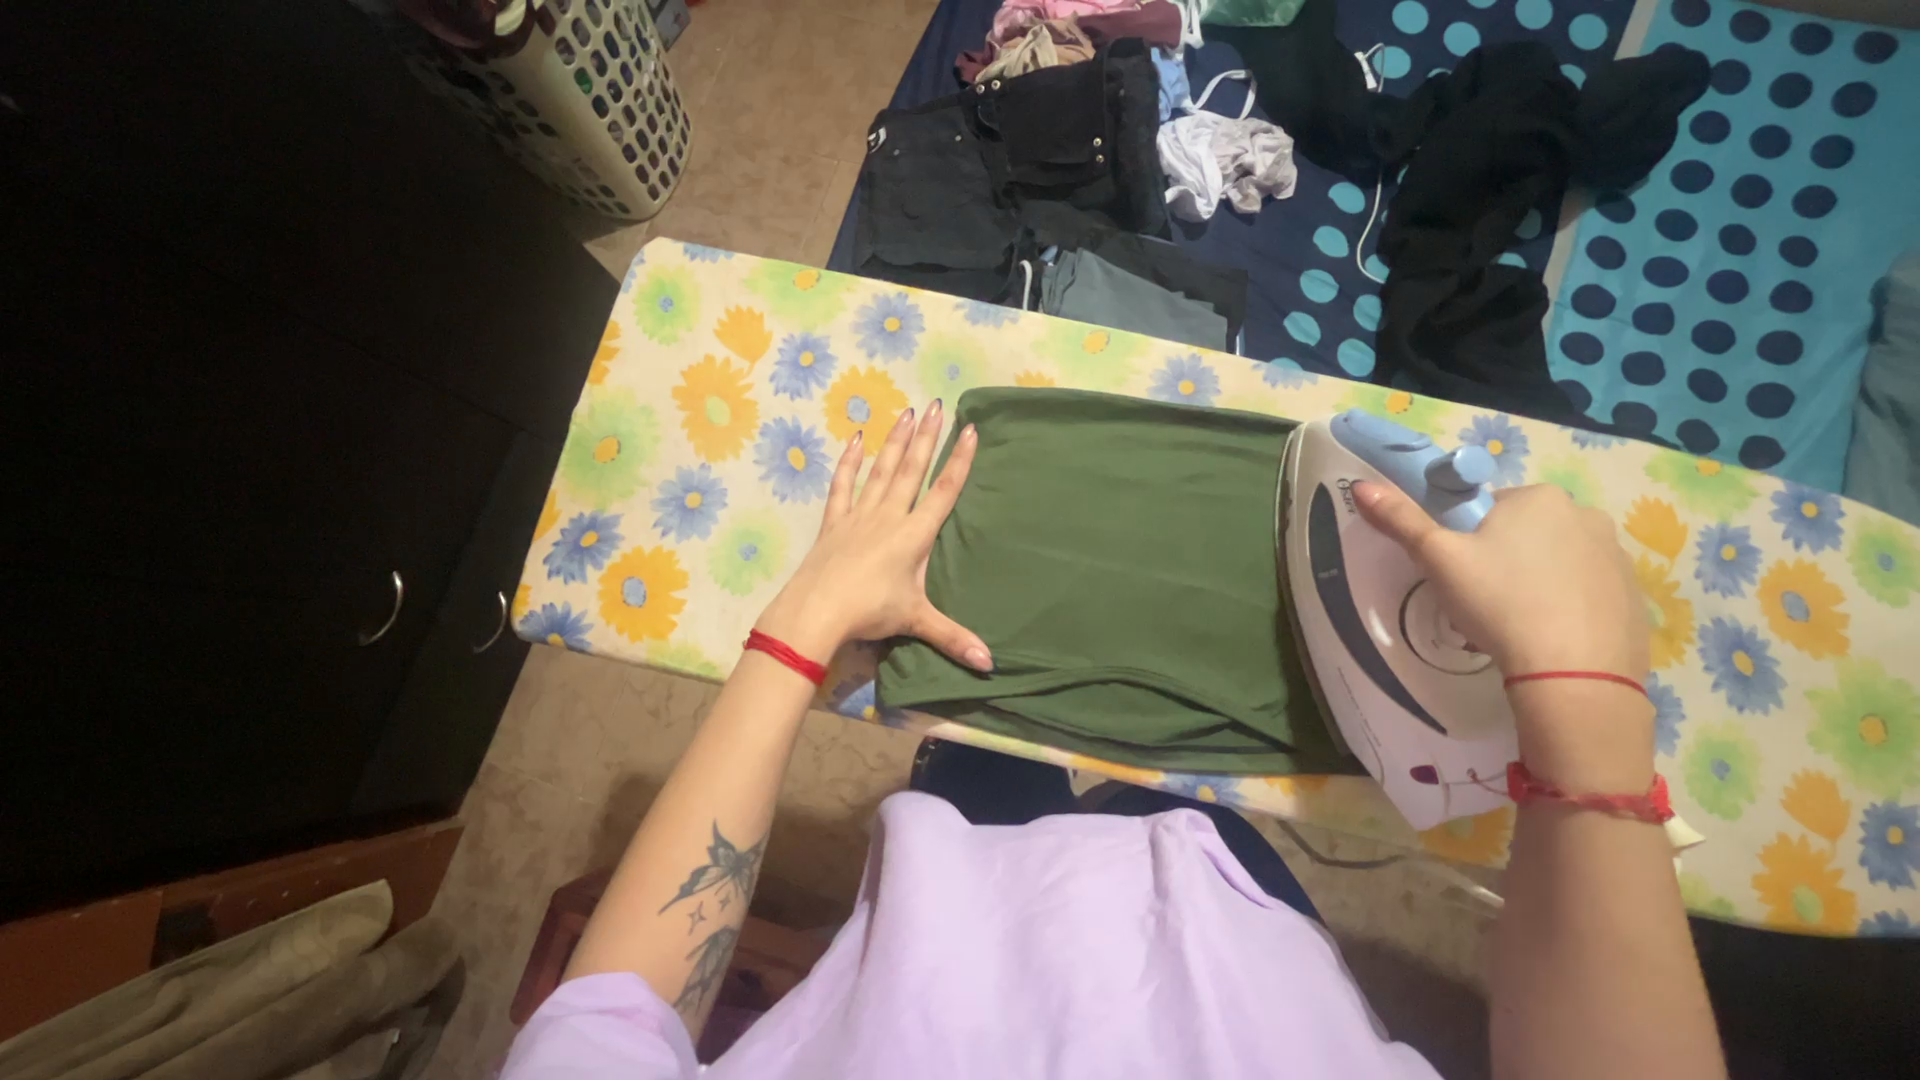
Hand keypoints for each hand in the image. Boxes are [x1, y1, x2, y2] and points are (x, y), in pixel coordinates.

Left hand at [754, 400, 990, 670]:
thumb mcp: (916, 622)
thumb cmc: (869, 612)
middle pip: (912, 470)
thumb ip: (953, 638)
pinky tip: (857, 440)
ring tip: (907, 412)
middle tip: (937, 404)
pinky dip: (850, 462)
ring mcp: (859, 515)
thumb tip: (990, 664)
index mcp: (913, 535)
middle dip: (927, 437)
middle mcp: (889, 516)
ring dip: (895, 441)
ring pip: (882, 470)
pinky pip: (844, 485)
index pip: (943, 491)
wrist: (816, 610)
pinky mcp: (834, 521)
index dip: (959, 461)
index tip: (970, 430)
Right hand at [1351, 482, 1648, 683]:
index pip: (1489, 508)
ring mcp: (1617, 556)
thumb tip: (1360, 486)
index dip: (1465, 538)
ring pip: (1556, 561)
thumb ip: (1400, 519)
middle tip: (1479, 598)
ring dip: (1534, 580)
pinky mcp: (1633, 595)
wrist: (1573, 670)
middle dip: (1501, 558)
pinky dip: (1565, 606)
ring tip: (1512, 622)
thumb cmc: (1498, 601)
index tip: (1458, 570)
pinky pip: (1586, 591)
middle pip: (1524, 532)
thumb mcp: (1437, 558)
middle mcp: (1586, 515)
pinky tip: (1546, 634)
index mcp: (1537, 497)